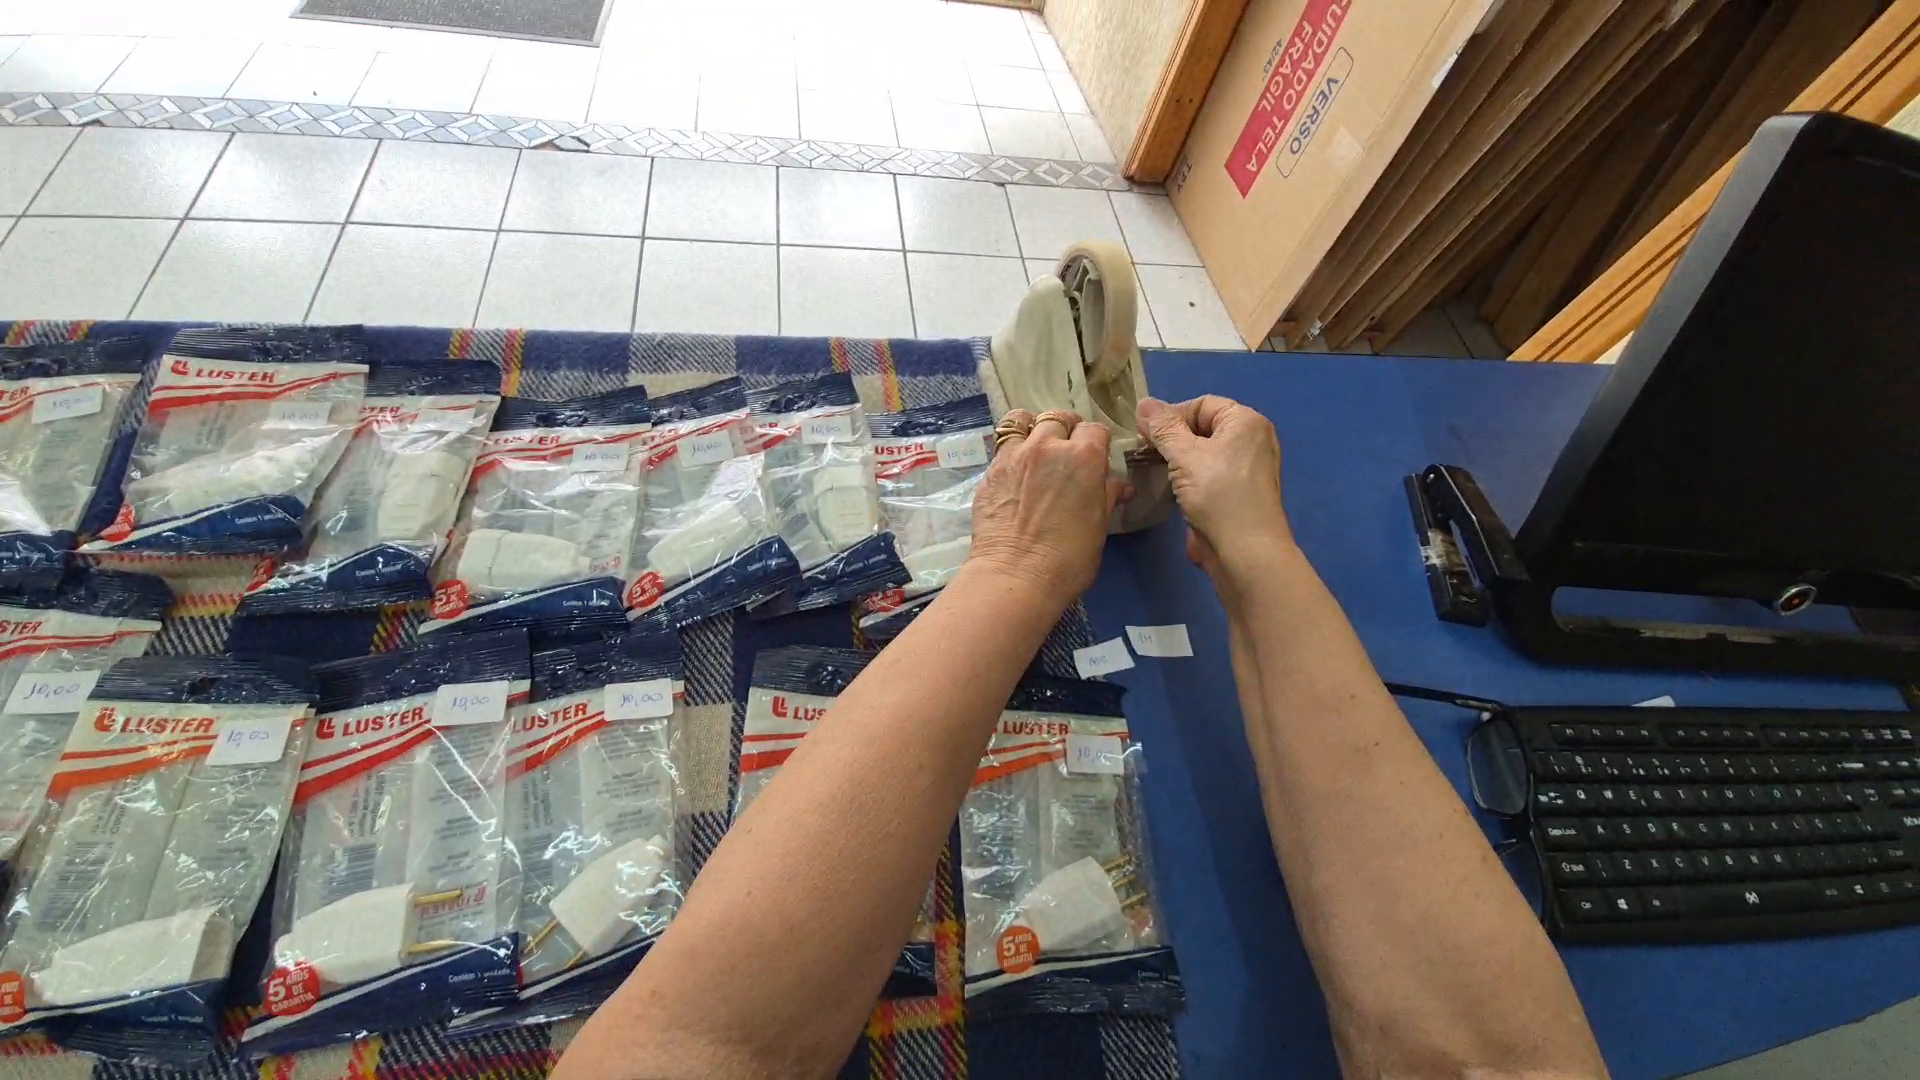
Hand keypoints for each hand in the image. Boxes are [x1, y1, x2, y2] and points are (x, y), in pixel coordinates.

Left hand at [967, 410, 1126, 610]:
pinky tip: (1015, 468)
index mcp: (1083, 458)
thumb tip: (1120, 486)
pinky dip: (1011, 449)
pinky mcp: (990, 471)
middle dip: (1066, 428)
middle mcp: (1047, 447)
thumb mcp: (1099, 528)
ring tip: (1034, 444)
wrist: (1016, 576)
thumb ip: (1107, 497)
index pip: (1094, 430)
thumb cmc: (1068, 559)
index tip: (1096, 456)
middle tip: (1066, 448)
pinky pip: (1002, 445)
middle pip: (1058, 419)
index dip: (1097, 442)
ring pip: (1021, 421)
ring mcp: (1014, 456)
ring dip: (1032, 427)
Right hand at [1136, 396, 1288, 578]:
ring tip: (1154, 470)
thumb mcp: (1184, 455)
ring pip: (1205, 452)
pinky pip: (1210, 473)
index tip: (1145, 434)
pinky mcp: (1239, 492)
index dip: (1171, 415)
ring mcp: (1248, 467)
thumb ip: (1163, 428)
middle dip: (1173, 437)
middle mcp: (1252, 439)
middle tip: (1146, 452)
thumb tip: (1143, 403)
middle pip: (1204, 427)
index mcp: (1246, 421)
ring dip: (1178, 459)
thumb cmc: (1217, 495)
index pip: (1202, 404)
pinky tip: (1172, 488)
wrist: (1245, 551)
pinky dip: (1190, 476)